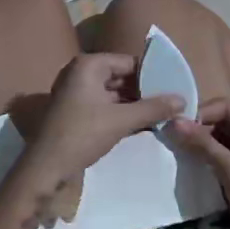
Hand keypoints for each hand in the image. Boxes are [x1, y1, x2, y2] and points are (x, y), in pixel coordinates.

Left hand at [24, 53, 185, 181]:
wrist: (47, 166)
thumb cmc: (83, 134)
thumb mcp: (121, 120)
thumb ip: (153, 108)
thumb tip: (182, 98)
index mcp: (88, 65)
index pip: (129, 62)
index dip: (152, 75)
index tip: (174, 88)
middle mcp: (80, 72)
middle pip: (120, 76)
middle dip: (144, 90)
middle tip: (171, 103)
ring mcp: (75, 91)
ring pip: (113, 92)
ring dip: (134, 104)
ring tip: (161, 114)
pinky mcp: (75, 110)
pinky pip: (104, 105)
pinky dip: (121, 112)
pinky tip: (142, 124)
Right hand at [170, 98, 229, 228]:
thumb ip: (204, 145)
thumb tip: (172, 122)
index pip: (227, 107)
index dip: (202, 113)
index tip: (176, 126)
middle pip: (223, 121)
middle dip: (199, 128)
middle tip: (172, 139)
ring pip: (220, 138)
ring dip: (200, 143)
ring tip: (177, 150)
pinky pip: (221, 155)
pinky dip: (205, 156)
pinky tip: (189, 163)